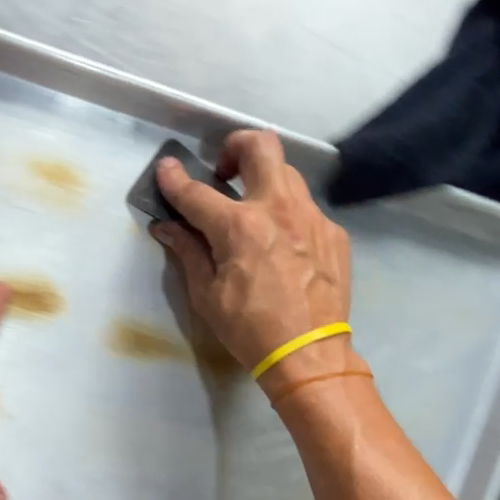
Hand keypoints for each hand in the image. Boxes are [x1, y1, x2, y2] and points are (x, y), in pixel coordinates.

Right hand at [151, 130, 358, 400]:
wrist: (308, 353)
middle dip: (235, 147)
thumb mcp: (207, 296)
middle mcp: (278, 208)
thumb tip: (167, 227)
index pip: (198, 192)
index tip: (166, 168)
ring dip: (262, 179)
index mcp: (239, 227)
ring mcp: (312, 216)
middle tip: (224, 172)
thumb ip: (188, 253)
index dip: (176, 179)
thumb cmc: (249, 329)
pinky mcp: (333, 232)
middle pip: (260, 146)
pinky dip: (285, 215)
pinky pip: (305, 207)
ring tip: (251, 209)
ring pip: (287, 172)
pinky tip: (280, 245)